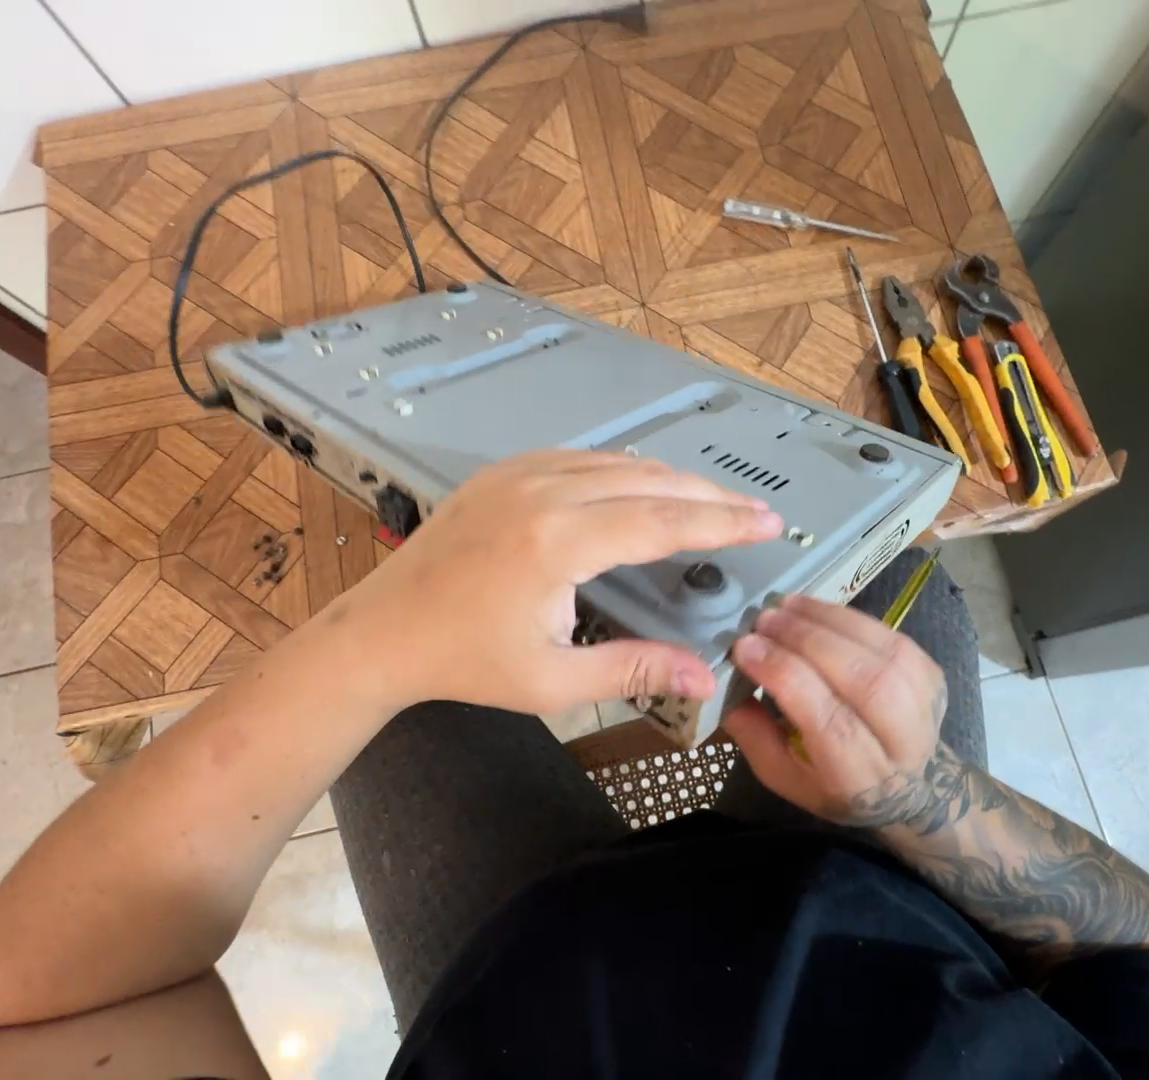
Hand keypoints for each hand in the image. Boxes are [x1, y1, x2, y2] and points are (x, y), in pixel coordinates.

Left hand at [337, 450, 783, 716]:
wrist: (383, 631)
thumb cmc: (460, 659)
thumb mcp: (553, 681)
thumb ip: (634, 668)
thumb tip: (702, 676)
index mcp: (557, 542)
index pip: (665, 520)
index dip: (723, 521)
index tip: (765, 521)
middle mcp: (542, 492)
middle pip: (651, 480)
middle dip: (709, 495)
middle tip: (750, 512)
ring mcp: (519, 474)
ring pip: (619, 462)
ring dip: (670, 480)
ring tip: (709, 502)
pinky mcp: (504, 472)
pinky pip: (582, 458)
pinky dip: (625, 471)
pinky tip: (642, 488)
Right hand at [722, 594, 960, 832]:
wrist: (908, 789)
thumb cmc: (832, 782)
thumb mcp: (782, 775)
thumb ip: (753, 734)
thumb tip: (728, 679)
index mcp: (858, 777)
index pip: (829, 722)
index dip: (786, 676)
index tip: (745, 647)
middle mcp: (902, 744)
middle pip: (864, 682)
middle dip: (807, 641)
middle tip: (764, 620)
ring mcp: (926, 707)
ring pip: (883, 653)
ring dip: (829, 621)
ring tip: (786, 606)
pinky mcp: (933, 676)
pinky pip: (892, 635)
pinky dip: (850, 617)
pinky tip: (816, 609)